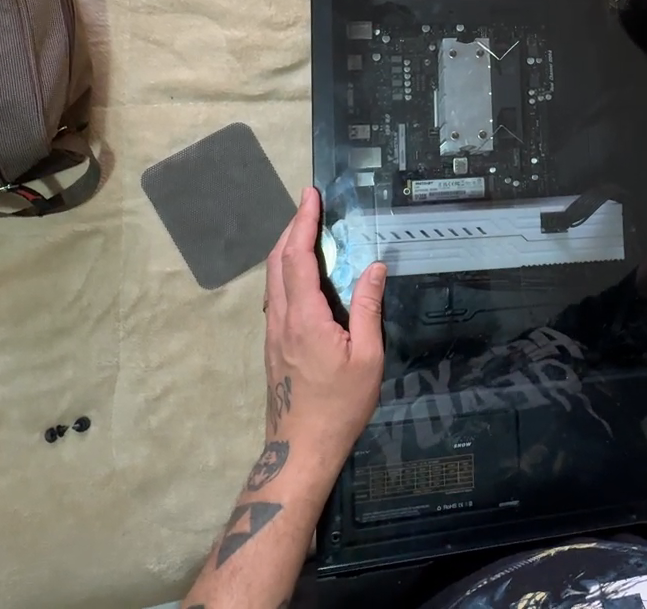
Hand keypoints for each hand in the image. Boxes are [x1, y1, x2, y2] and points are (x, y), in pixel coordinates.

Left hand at [261, 187, 386, 478]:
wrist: (300, 449)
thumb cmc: (339, 405)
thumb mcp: (367, 358)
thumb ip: (367, 309)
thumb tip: (374, 267)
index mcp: (305, 317)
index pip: (298, 257)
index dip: (303, 223)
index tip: (311, 196)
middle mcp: (281, 319)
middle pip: (277, 261)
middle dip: (292, 227)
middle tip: (310, 205)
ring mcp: (272, 333)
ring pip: (272, 278)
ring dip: (286, 247)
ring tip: (307, 230)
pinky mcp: (273, 345)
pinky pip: (275, 295)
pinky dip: (285, 270)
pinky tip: (301, 274)